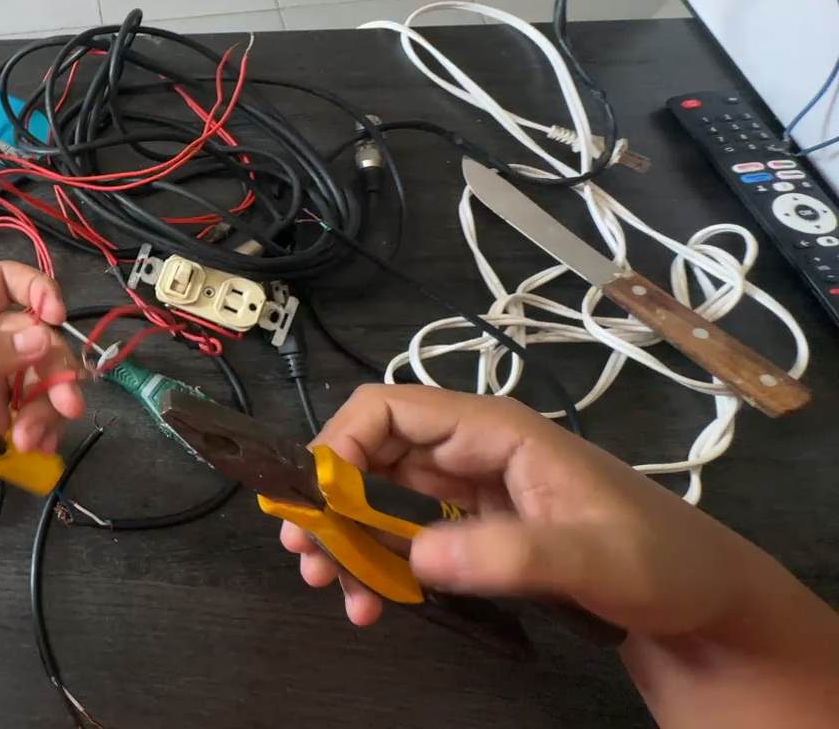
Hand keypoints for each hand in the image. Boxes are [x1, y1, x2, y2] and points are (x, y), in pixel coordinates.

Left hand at [0, 261, 84, 512]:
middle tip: (65, 403)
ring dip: (52, 402)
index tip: (56, 317)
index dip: (37, 289)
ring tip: (34, 437)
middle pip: (36, 333)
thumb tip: (44, 336)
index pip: (5, 280)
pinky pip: (36, 409)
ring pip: (42, 373)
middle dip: (55, 365)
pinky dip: (45, 426)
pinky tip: (33, 445)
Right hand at [280, 384, 783, 639]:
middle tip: (306, 551)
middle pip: (364, 454)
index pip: (385, 409)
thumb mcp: (598, 558)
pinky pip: (394, 528)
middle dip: (328, 500)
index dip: (340, 441)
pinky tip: (370, 600)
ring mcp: (456, 483)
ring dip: (342, 536)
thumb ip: (510, 554)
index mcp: (486, 428)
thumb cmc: (662, 562)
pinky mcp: (458, 518)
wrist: (707, 605)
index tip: (320, 499)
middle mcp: (460, 446)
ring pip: (370, 493)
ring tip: (328, 581)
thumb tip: (415, 557)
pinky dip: (372, 559)